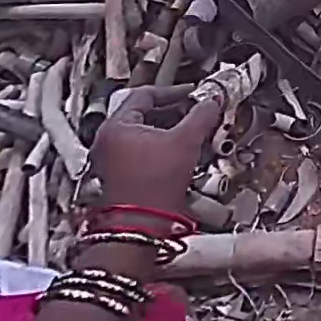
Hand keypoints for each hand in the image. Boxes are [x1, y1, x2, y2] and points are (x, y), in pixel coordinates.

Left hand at [89, 86, 222, 217]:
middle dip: (175, 111)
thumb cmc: (154, 186)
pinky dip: (162, 145)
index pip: (146, 95)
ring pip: (144, 132)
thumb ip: (202, 115)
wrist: (139, 228)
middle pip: (144, 113)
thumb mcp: (186, 141)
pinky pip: (142, 150)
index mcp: (117, 127)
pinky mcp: (119, 176)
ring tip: (193, 130)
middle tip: (196, 111)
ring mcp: (111, 160)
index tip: (193, 93)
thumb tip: (212, 101)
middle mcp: (108, 141)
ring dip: (170, 128)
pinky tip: (181, 151)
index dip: (175, 92)